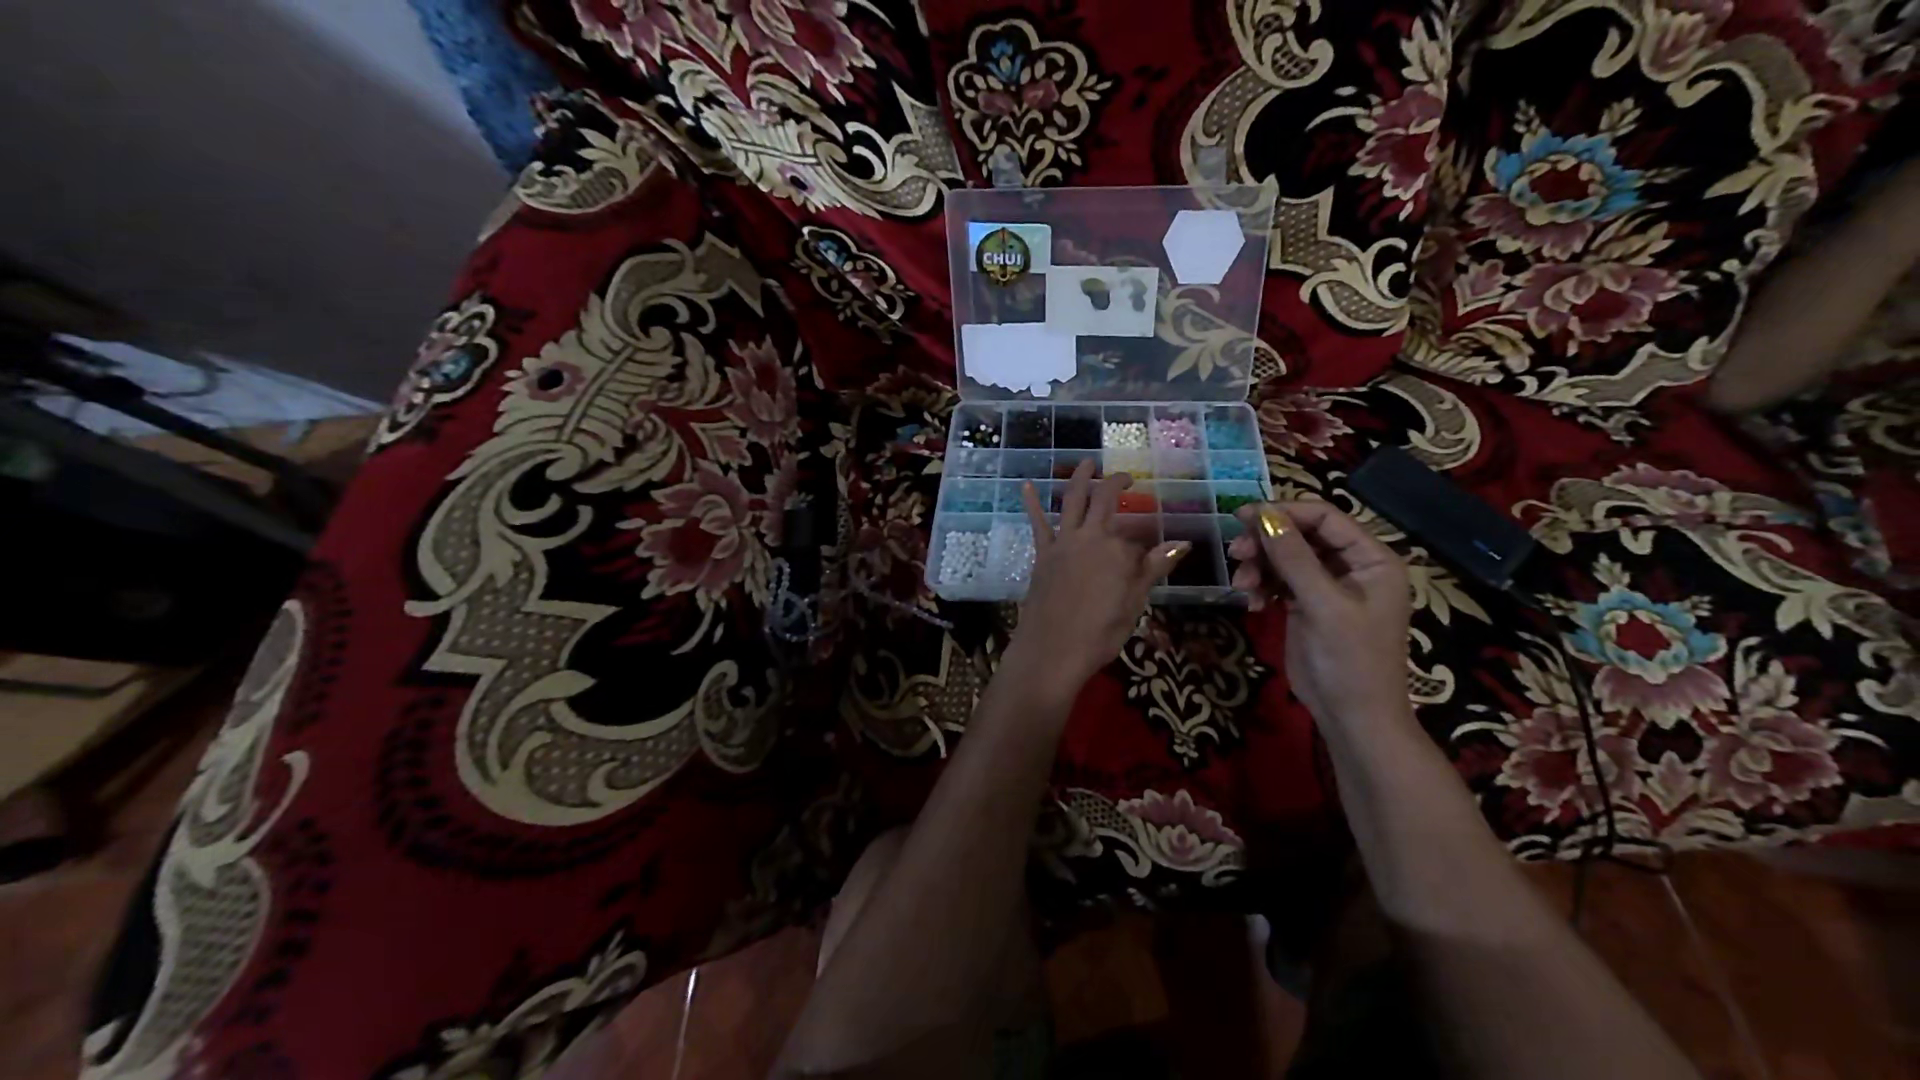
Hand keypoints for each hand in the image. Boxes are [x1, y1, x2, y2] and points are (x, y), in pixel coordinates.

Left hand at [1006, 459, 1189, 701]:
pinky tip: (1026, 486)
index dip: (1146, 538)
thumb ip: (1154, 568)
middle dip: (1115, 483)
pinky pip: (1038, 523)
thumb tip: (1182, 544)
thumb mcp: (1134, 603)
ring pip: (1072, 500)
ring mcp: (1063, 543)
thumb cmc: (1099, 633)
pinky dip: (1032, 502)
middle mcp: (1091, 537)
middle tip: (1126, 477)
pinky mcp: (1042, 553)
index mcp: (1118, 550)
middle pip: (1104, 500)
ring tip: (1086, 462)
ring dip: (1079, 478)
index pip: (1136, 535)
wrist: (1052, 650)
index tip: (1153, 543)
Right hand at [1228, 502, 1413, 729]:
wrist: (1352, 716)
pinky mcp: (1308, 605)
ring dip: (1260, 566)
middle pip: (1301, 535)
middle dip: (1267, 542)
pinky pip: (1280, 581)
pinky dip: (1263, 586)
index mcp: (1371, 559)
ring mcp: (1328, 586)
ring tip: (1242, 585)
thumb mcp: (1323, 605)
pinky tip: (1253, 603)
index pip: (1325, 518)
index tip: (1242, 517)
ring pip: (1286, 558)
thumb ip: (1294, 558)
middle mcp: (1352, 566)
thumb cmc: (1350, 659)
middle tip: (1235, 553)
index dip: (1284, 512)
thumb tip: (1264, 514)